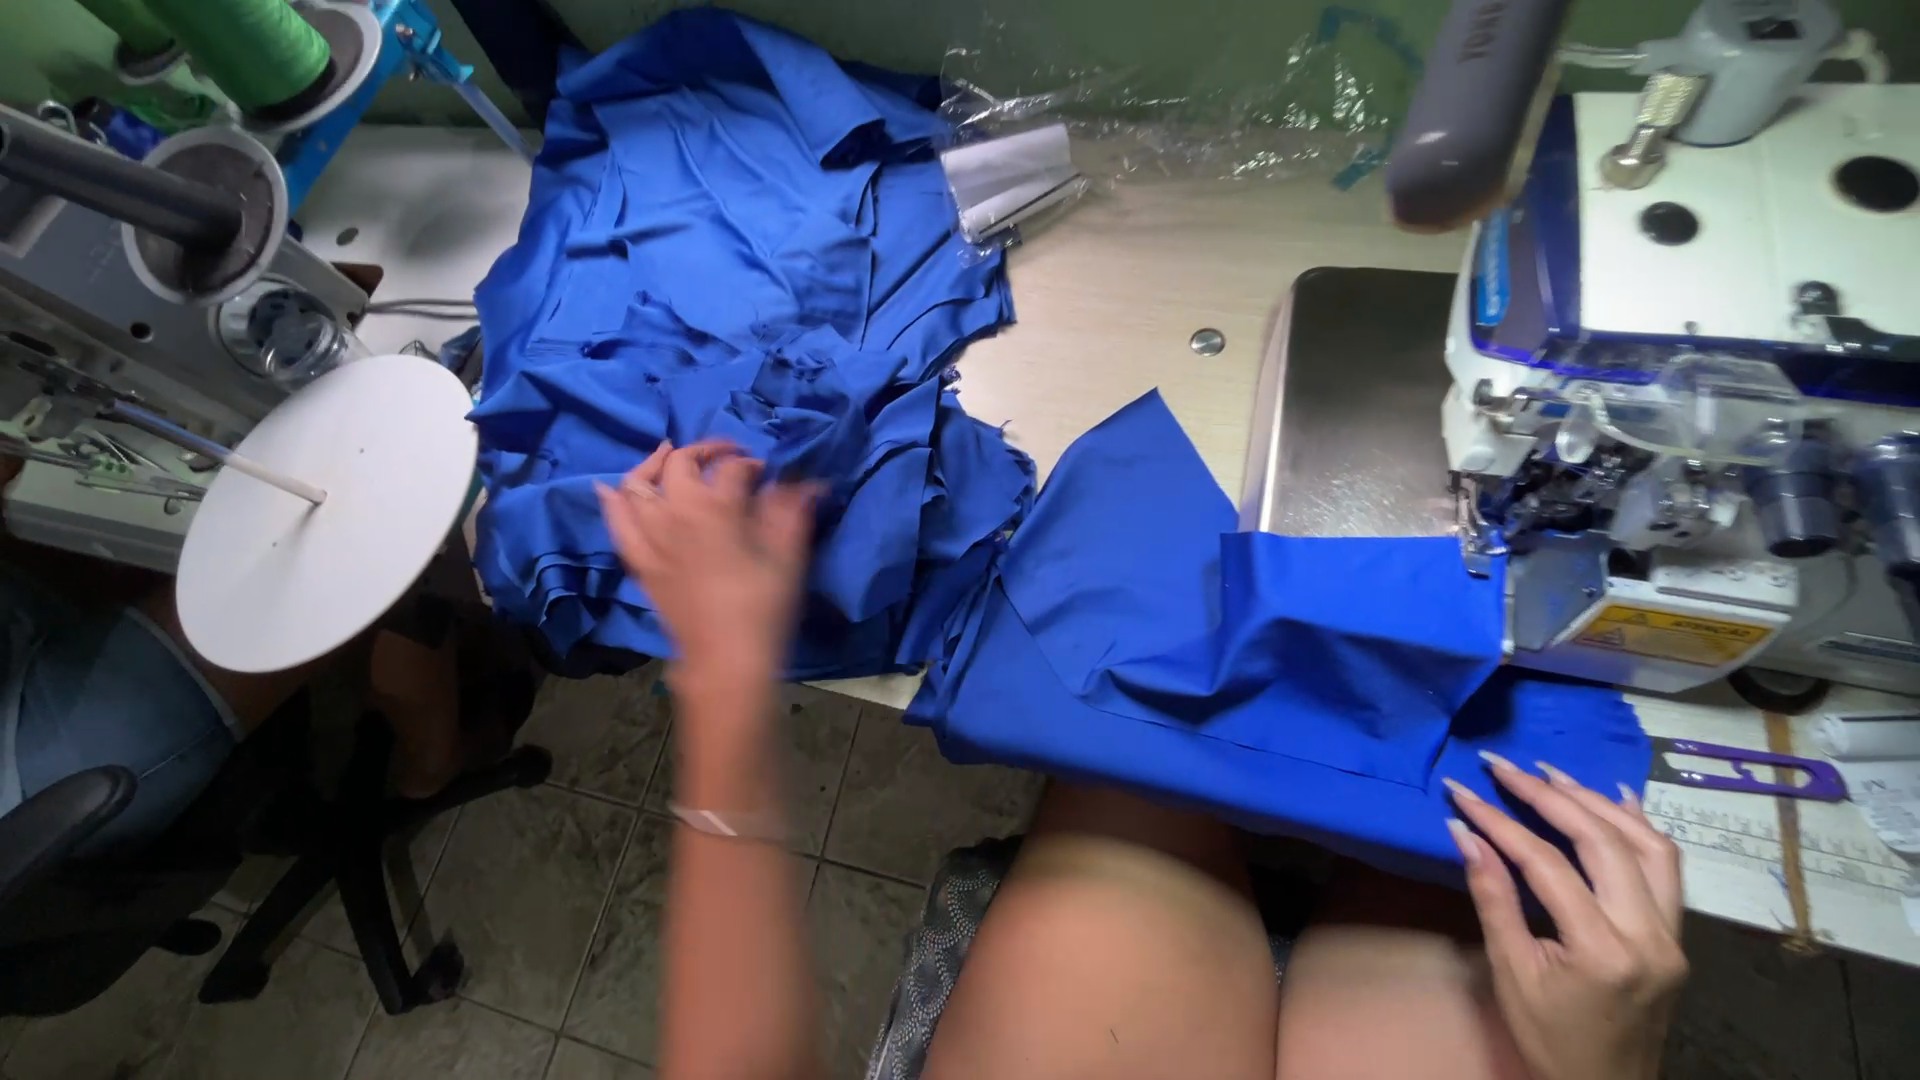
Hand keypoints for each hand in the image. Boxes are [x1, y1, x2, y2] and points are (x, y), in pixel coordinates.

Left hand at [596, 439, 818, 694]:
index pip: (732, 467)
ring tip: (670, 456)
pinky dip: (613, 500)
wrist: (726, 658)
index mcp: (717, 508)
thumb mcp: (788, 557)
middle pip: (681, 463)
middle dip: (705, 450)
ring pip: (639, 484)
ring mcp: (652, 537)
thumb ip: (791, 512)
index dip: (752, 464)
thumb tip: (804, 482)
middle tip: (727, 456)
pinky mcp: (640, 561)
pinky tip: (612, 488)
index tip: (767, 475)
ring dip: (655, 464)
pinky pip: (617, 522)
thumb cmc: (764, 607)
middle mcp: (677, 513)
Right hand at [1445, 754, 1686, 1079]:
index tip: (1461, 791)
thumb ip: (1492, 895)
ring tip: (1551, 773)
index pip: (1546, 863)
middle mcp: (1650, 936)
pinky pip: (1668, 869)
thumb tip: (1464, 831)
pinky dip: (1639, 826)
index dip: (1499, 821)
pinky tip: (1615, 797)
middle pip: (1602, 842)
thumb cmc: (1548, 1035)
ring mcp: (1673, 936)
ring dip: (1596, 803)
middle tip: (1502, 766)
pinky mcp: (1677, 936)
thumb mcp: (1510, 968)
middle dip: (1548, 795)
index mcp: (1603, 949)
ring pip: (1646, 846)